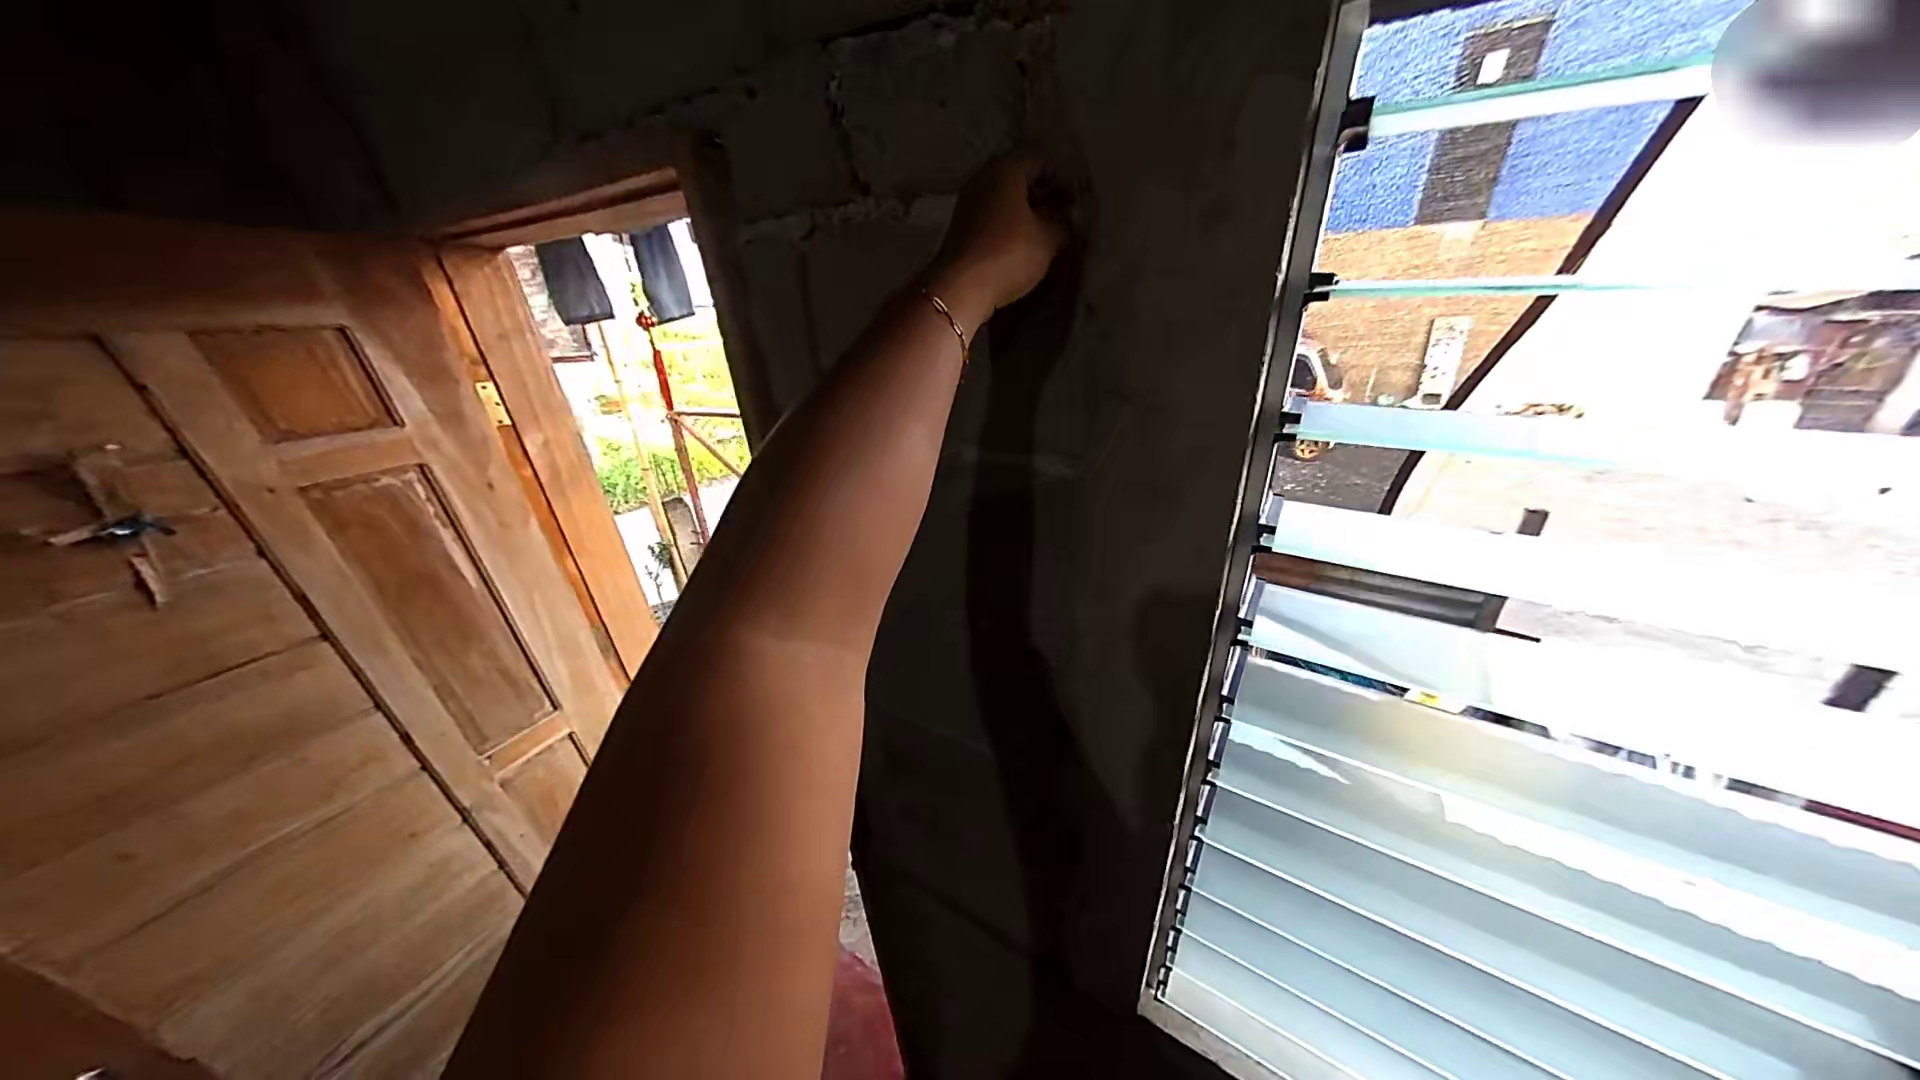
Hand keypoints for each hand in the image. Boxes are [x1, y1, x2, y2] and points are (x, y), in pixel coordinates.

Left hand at [928, 158, 1068, 329]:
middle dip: (1044, 198)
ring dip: (1026, 216)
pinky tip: (1023, 248)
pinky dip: (1010, 229)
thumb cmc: (1009, 252)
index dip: (1064, 181)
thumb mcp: (1048, 238)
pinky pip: (992, 222)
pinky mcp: (960, 232)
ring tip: (1048, 235)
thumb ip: (1063, 223)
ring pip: (1005, 203)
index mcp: (1005, 168)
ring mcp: (967, 205)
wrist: (962, 288)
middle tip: (1065, 218)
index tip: (1078, 202)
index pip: (1042, 163)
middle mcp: (982, 179)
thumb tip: (1071, 218)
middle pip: (1020, 182)